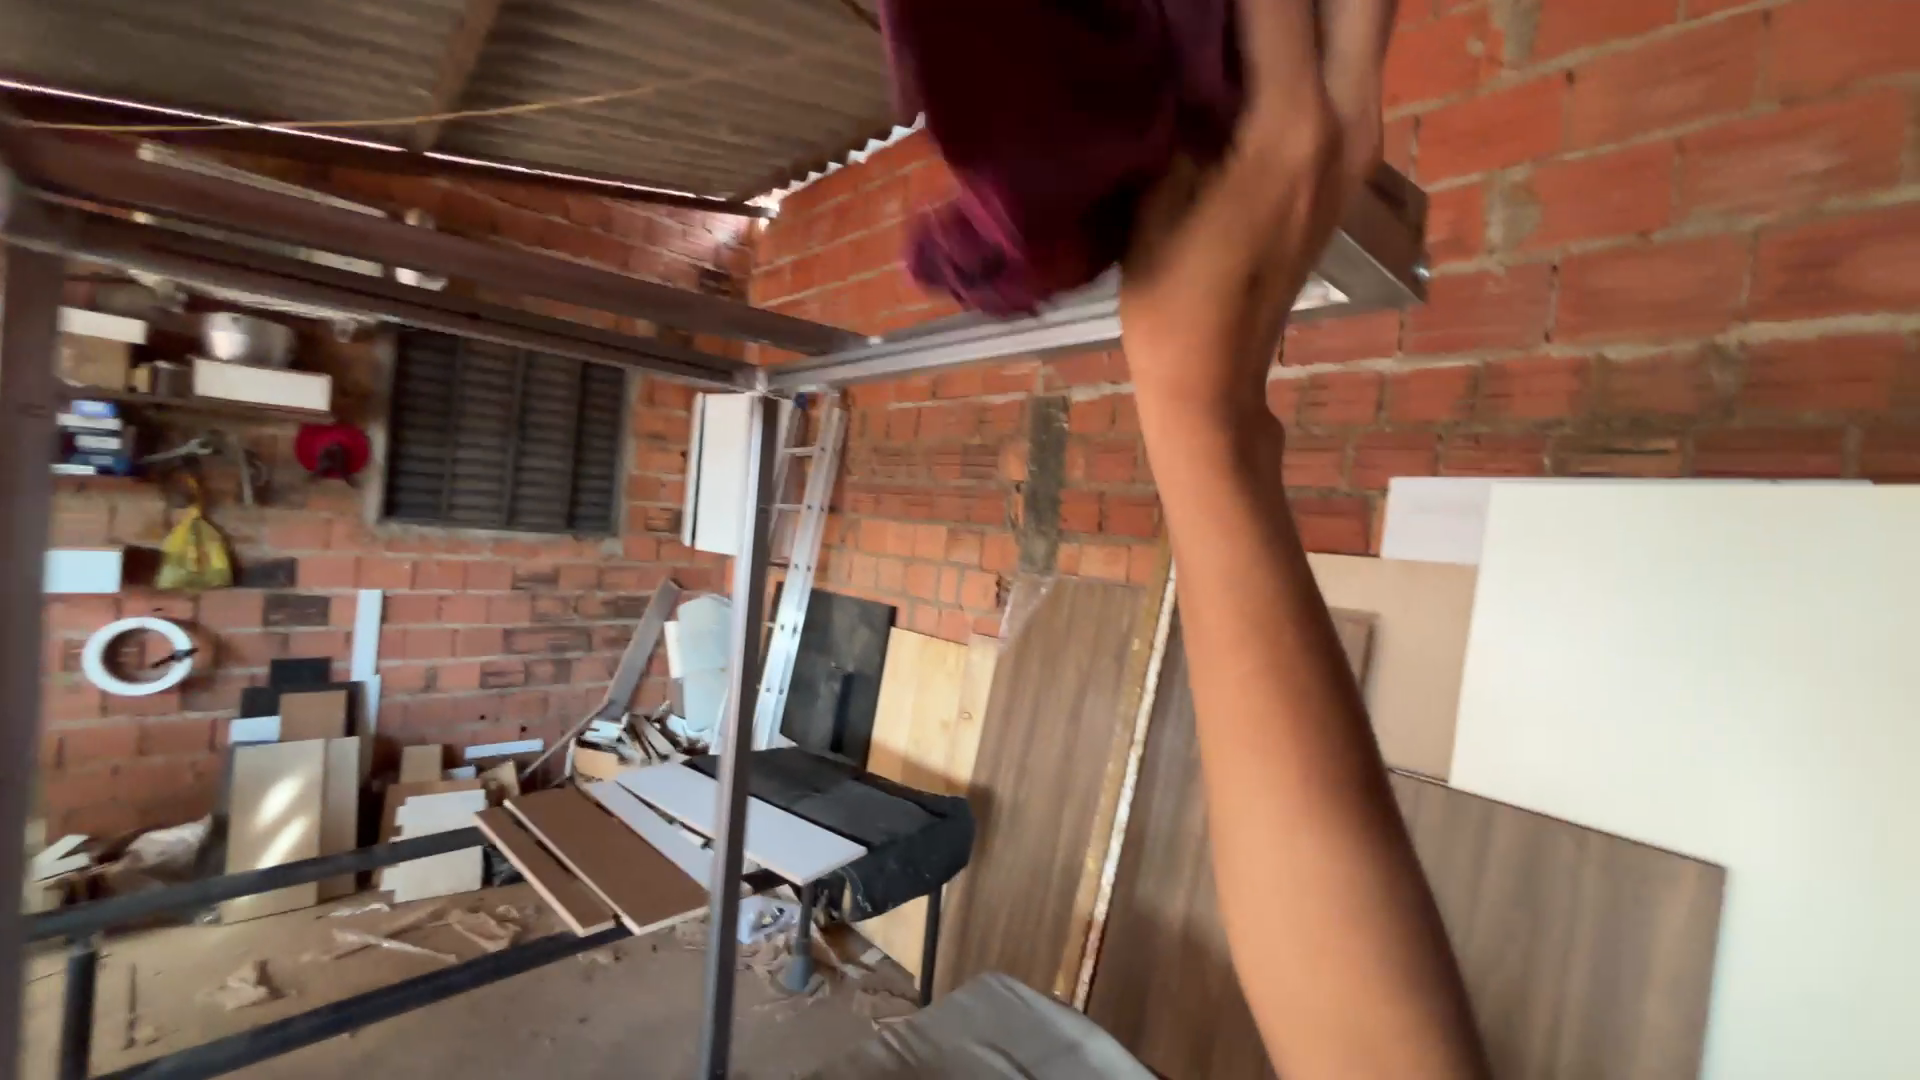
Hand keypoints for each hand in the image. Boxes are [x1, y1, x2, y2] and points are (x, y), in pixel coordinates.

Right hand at [1120, 0, 1386, 430]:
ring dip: (1321, 8)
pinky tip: (1266, 50)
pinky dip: (1320, 39)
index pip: (1281, 0)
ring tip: (1254, 19)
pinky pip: (1353, 70)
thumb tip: (1195, 41)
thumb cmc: (1169, 303)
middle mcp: (1348, 122)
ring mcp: (1361, 147)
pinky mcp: (1352, 168)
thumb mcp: (1158, 199)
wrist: (1213, 378)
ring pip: (1368, 27)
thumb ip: (1187, 107)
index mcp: (1292, 128)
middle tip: (1243, 5)